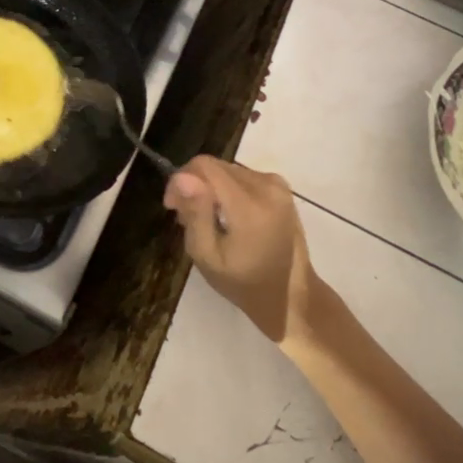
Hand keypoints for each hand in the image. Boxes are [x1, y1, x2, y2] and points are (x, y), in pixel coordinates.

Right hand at [164, 156, 320, 344]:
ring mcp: (278, 186)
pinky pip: (242, 176)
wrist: (290, 296)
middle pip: (215, 166)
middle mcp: (267, 187)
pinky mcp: (281, 188)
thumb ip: (195, 214)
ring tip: (206, 219)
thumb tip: (182, 177)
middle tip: (186, 218)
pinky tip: (226, 214)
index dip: (180, 180)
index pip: (204, 167)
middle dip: (194, 185)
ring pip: (227, 169)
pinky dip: (227, 189)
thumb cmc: (243, 282)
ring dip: (210, 187)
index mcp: (249, 206)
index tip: (172, 208)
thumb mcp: (207, 256)